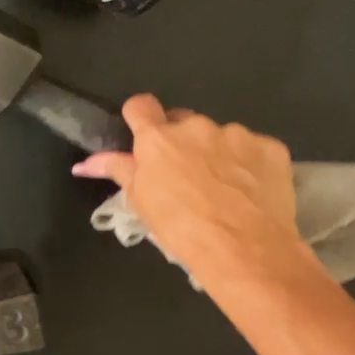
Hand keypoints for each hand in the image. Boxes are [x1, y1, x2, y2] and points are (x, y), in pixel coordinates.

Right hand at [73, 94, 311, 283]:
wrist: (245, 248)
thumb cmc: (179, 226)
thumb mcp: (139, 200)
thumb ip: (116, 170)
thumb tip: (83, 164)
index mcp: (157, 139)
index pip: (140, 106)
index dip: (138, 118)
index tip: (141, 137)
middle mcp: (196, 127)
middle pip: (181, 121)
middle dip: (179, 140)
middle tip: (181, 173)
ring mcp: (237, 134)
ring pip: (218, 135)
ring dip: (214, 152)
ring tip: (220, 186)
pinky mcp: (271, 147)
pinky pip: (252, 148)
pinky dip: (247, 163)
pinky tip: (247, 189)